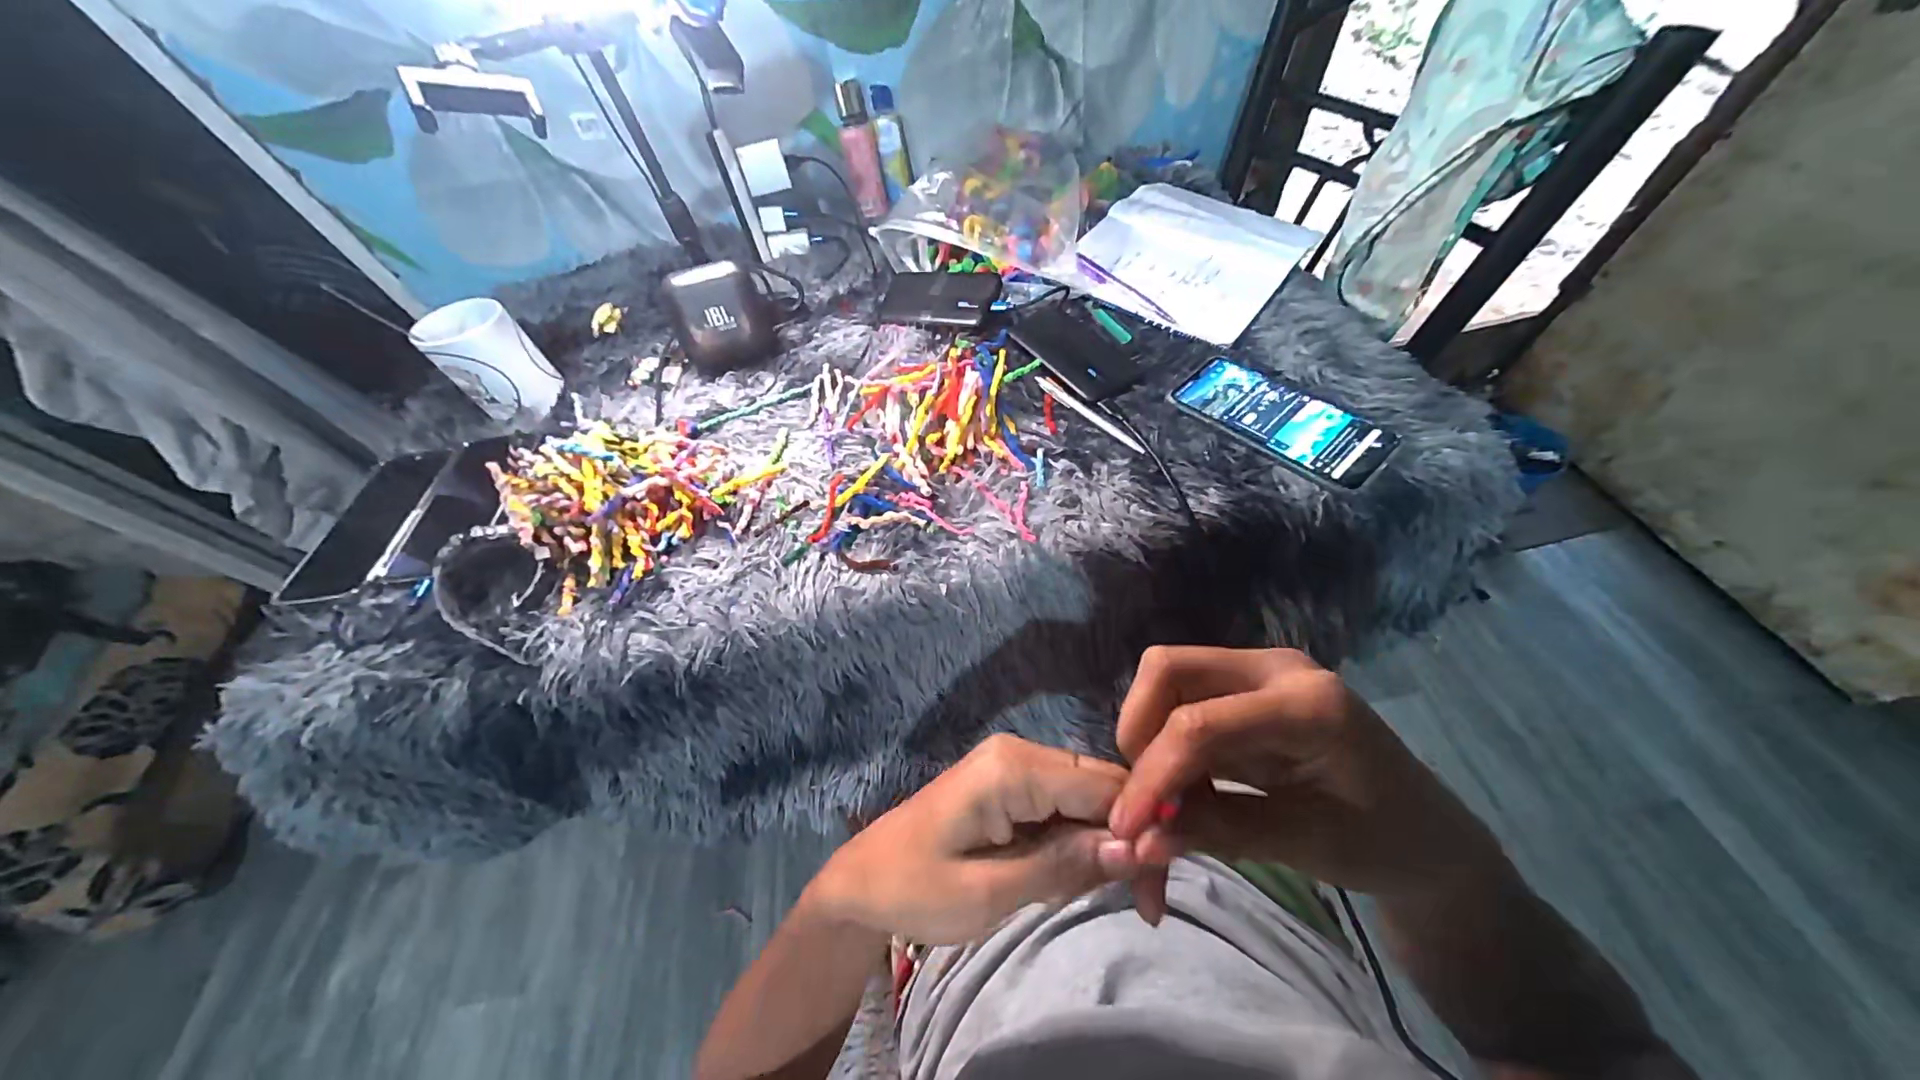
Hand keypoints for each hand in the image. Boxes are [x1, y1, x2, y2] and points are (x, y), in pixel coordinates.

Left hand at [808, 735, 1139, 943]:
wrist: (860, 883)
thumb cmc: (914, 889)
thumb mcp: (988, 892)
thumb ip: (1062, 865)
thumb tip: (1135, 849)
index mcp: (1012, 767)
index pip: (1104, 785)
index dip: (1143, 828)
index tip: (1158, 889)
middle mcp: (1020, 753)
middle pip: (1102, 787)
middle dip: (1131, 840)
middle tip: (1147, 906)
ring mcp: (1015, 766)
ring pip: (1090, 798)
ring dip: (1111, 846)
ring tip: (1125, 899)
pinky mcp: (1012, 786)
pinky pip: (1067, 807)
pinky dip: (1084, 843)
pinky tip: (1085, 876)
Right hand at [1108, 647, 1505, 922]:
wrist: (1430, 836)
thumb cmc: (1386, 843)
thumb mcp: (1307, 845)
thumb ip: (1218, 831)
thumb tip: (1139, 841)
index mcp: (1307, 703)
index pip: (1198, 723)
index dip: (1152, 774)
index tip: (1125, 831)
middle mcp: (1274, 668)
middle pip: (1168, 670)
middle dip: (1137, 734)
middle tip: (1141, 802)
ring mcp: (1257, 673)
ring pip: (1165, 681)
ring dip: (1145, 742)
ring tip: (1158, 807)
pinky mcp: (1243, 690)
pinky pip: (1180, 702)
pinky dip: (1162, 748)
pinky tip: (1173, 795)